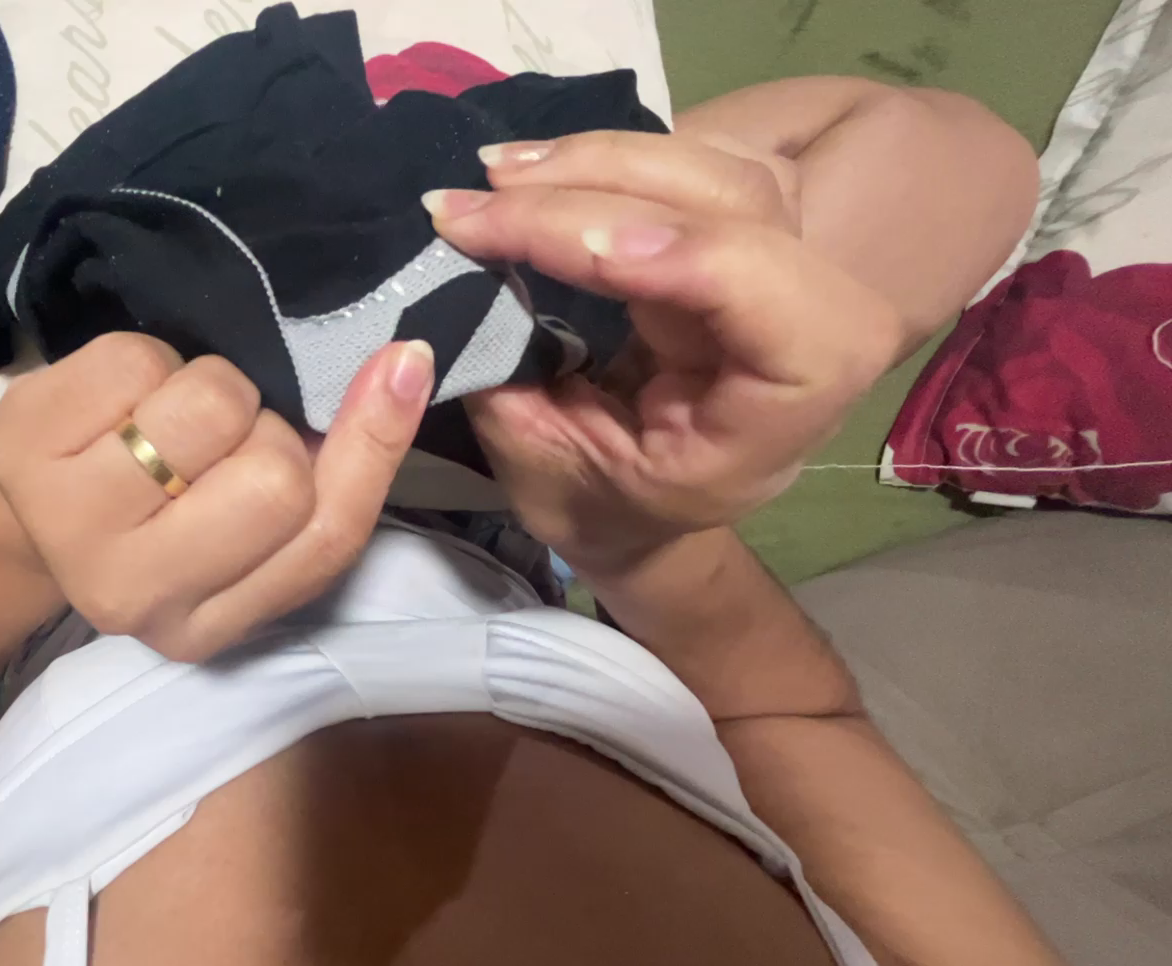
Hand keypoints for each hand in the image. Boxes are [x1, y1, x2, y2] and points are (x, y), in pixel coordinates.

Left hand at [0, 332, 433, 661]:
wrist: (32, 516)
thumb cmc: (156, 519)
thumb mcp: (246, 528)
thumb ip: (332, 473)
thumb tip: (405, 364)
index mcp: (203, 627)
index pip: (324, 538)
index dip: (371, 446)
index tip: (400, 363)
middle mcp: (136, 597)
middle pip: (275, 474)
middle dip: (263, 428)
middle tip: (217, 439)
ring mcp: (73, 525)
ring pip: (211, 406)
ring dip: (206, 389)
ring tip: (166, 418)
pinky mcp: (26, 446)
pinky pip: (136, 359)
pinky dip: (145, 360)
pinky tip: (118, 402)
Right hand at [429, 130, 904, 574]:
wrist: (638, 512)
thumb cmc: (594, 508)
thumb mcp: (536, 462)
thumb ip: (506, 373)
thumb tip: (459, 276)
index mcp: (770, 421)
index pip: (774, 309)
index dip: (690, 258)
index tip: (575, 241)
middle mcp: (800, 334)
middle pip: (736, 212)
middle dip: (601, 189)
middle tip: (485, 189)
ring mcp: (772, 281)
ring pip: (718, 176)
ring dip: (600, 160)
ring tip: (499, 170)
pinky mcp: (731, 253)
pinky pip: (691, 180)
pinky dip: (610, 163)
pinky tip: (540, 169)